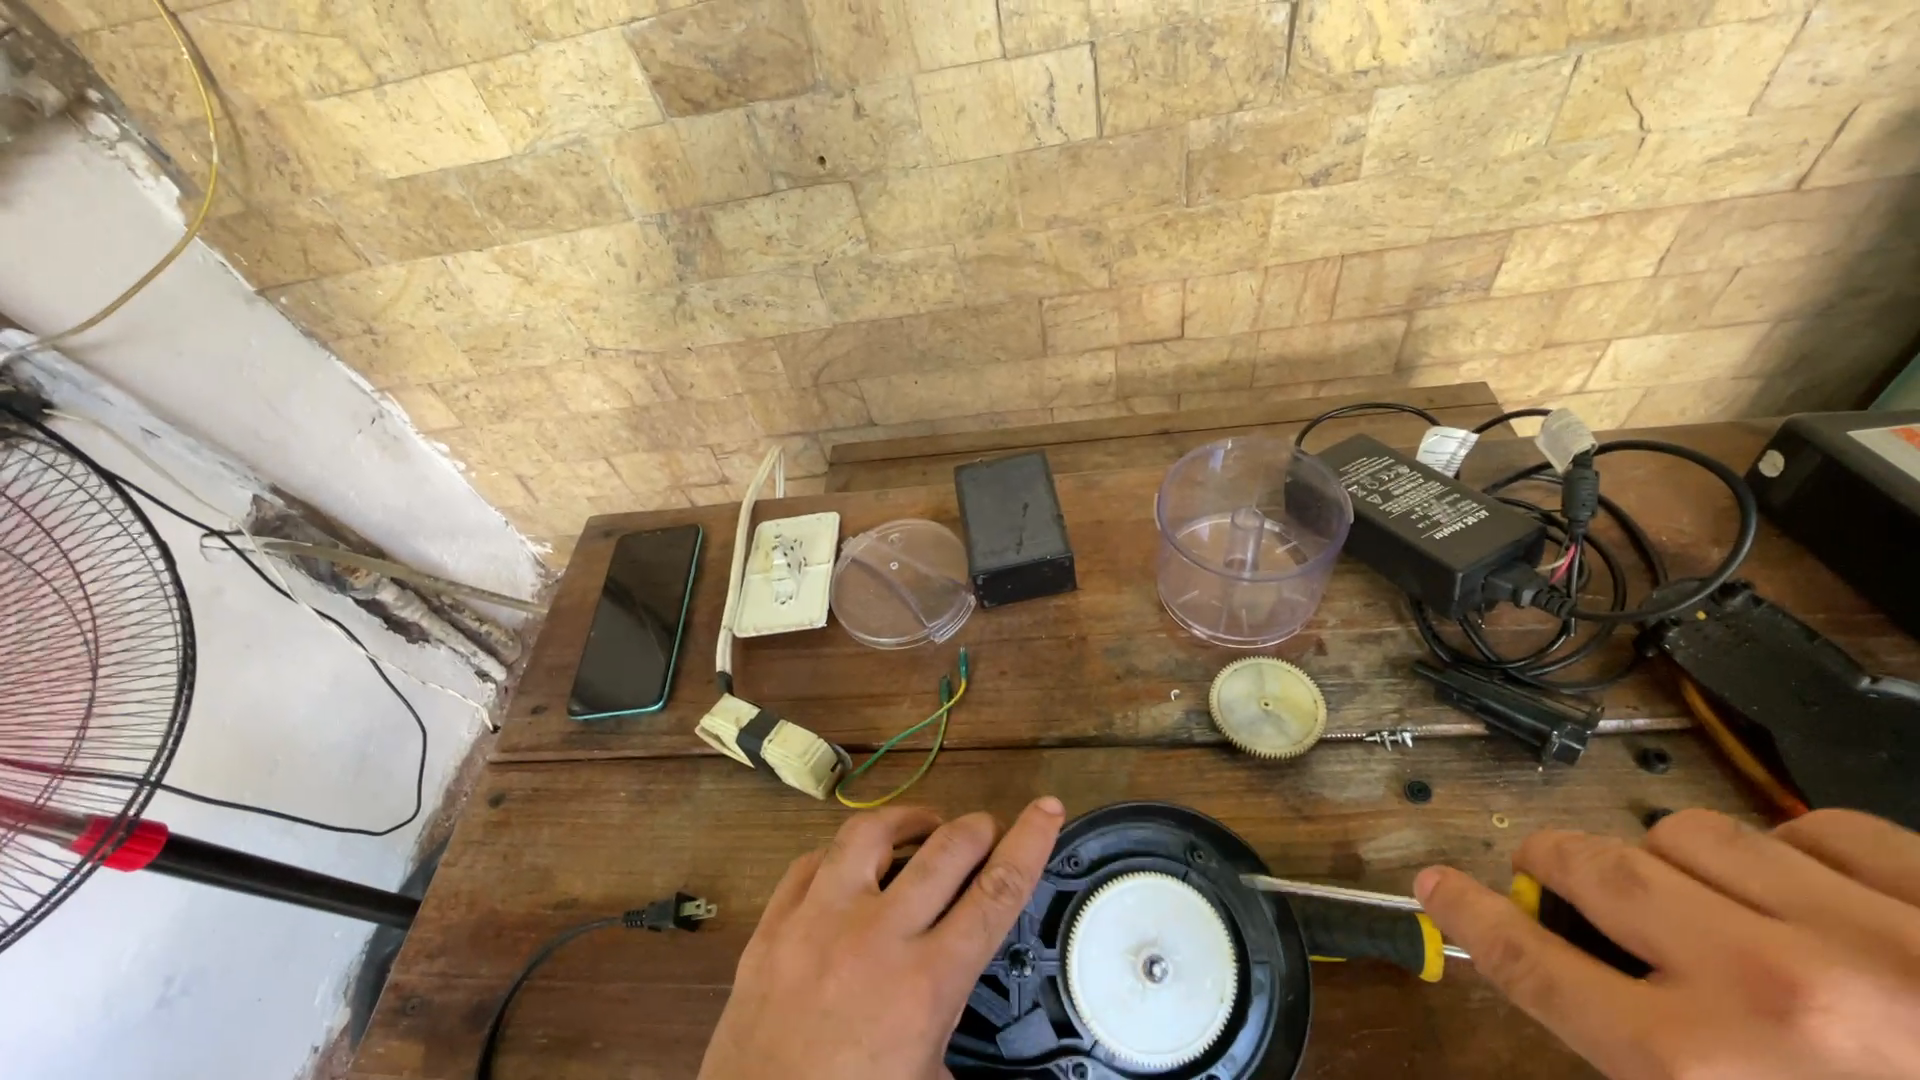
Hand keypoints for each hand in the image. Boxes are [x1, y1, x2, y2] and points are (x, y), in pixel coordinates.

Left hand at [698, 797, 1064, 1079]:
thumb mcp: (926, 1075)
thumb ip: (951, 1020)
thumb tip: (959, 990)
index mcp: (927, 981)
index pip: (995, 893)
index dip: (1029, 842)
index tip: (1047, 808)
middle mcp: (878, 936)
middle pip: (945, 848)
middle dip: (976, 827)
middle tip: (984, 829)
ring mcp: (819, 921)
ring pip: (871, 833)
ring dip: (907, 819)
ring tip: (923, 824)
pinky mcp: (773, 923)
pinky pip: (811, 861)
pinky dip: (840, 853)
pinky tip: (850, 862)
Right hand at [1416, 808, 1919, 1078]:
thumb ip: (1652, 1061)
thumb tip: (1579, 981)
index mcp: (1705, 1072)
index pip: (1535, 961)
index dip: (1471, 913)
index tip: (1437, 881)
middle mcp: (1770, 990)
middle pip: (1592, 867)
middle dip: (1559, 867)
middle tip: (1562, 882)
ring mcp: (1871, 936)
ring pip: (1692, 835)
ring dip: (1681, 865)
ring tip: (1717, 905)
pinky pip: (1821, 831)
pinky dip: (1798, 854)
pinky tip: (1821, 897)